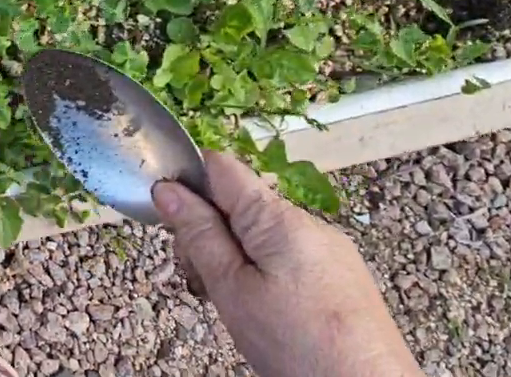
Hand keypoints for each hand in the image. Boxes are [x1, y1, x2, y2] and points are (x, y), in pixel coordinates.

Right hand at [153, 152, 421, 376]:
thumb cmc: (297, 346)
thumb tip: (165, 187)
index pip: (219, 165)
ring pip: (261, 231)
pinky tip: (267, 308)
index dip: (188, 182)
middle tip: (201, 276)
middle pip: (238, 202)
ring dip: (235, 253)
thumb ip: (198, 233)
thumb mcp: (231, 289)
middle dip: (209, 229)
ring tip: (234, 300)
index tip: (174, 222)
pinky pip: (288, 254)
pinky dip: (265, 270)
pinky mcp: (344, 277)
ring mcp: (332, 251)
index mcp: (279, 218)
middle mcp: (309, 223)